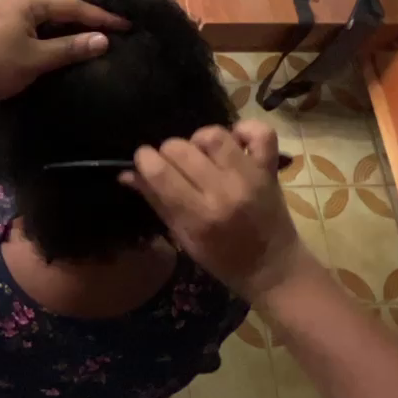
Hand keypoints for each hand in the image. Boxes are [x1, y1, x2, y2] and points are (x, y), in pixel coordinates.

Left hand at [0, 0, 127, 103]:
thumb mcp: (37, 59)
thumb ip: (70, 49)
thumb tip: (103, 40)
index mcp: (27, 3)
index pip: (71, 5)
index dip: (100, 17)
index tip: (124, 25)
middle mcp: (12, 1)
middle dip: (64, 1)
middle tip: (77, 23)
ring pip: (28, 3)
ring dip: (47, 15)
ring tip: (59, 36)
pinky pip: (19, 18)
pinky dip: (34, 26)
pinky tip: (36, 45)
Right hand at [121, 120, 310, 297]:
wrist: (272, 267)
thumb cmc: (221, 258)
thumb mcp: (182, 237)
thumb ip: (155, 201)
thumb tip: (126, 174)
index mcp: (198, 216)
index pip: (158, 171)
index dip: (143, 159)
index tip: (143, 163)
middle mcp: (223, 192)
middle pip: (180, 148)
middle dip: (167, 152)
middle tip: (173, 166)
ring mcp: (249, 177)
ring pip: (213, 135)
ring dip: (198, 140)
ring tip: (199, 155)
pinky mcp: (269, 169)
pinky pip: (259, 133)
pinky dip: (243, 130)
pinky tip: (233, 144)